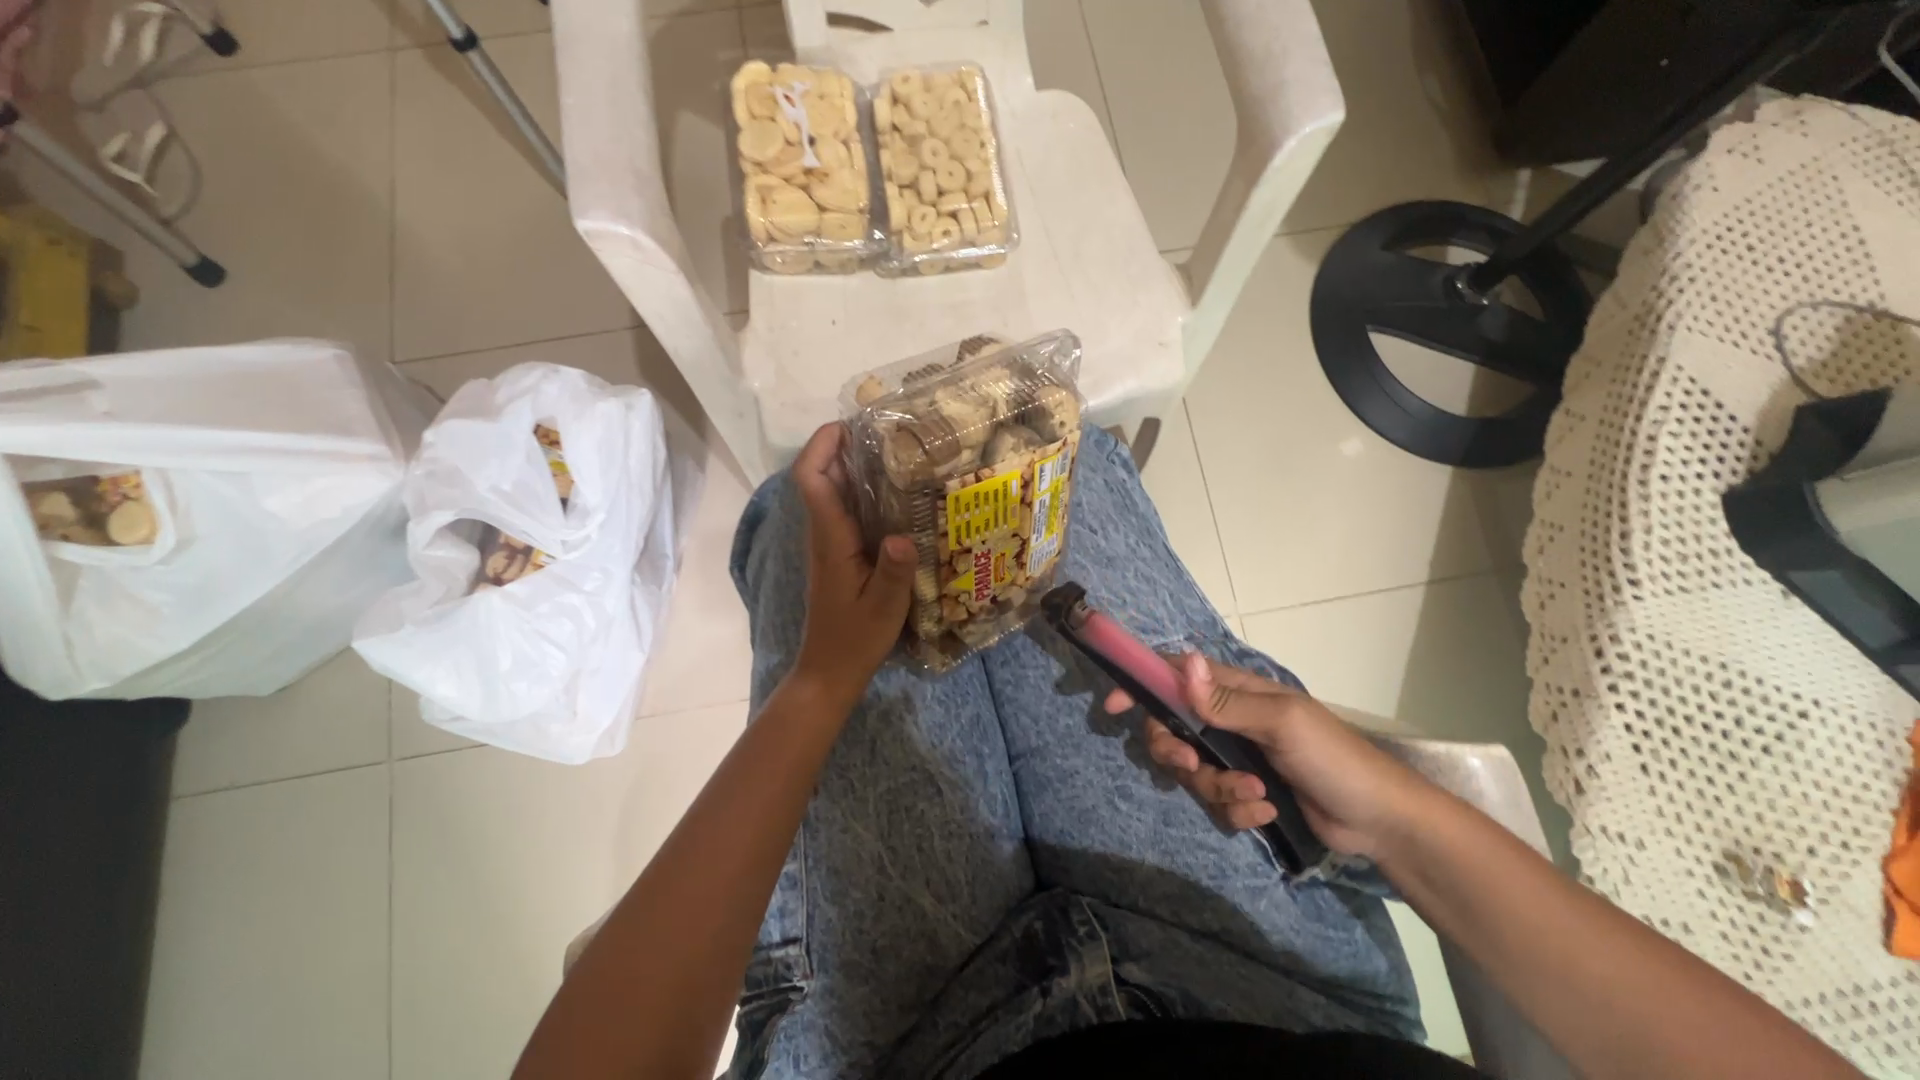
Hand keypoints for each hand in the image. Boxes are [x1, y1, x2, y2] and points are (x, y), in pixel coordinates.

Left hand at [789, 423, 916, 698]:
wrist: (829, 671)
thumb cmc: (854, 640)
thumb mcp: (883, 609)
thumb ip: (893, 572)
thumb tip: (902, 537)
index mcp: (830, 540)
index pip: (812, 479)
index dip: (823, 445)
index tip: (851, 424)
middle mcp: (825, 534)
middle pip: (821, 477)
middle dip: (844, 447)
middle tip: (888, 432)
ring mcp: (830, 544)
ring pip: (833, 492)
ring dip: (853, 467)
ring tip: (898, 452)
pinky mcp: (840, 555)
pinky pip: (845, 511)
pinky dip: (863, 492)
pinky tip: (897, 496)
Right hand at [1103, 654, 1436, 858]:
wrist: (1377, 821)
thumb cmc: (1333, 758)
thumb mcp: (1281, 723)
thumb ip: (1226, 701)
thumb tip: (1185, 665)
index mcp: (1237, 692)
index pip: (1176, 676)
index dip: (1142, 686)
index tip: (1114, 706)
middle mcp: (1229, 721)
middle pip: (1171, 729)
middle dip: (1175, 752)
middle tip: (1190, 764)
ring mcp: (1236, 758)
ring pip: (1193, 771)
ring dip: (1218, 788)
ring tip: (1255, 795)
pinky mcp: (1245, 792)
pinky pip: (1216, 801)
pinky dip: (1236, 809)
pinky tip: (1265, 810)